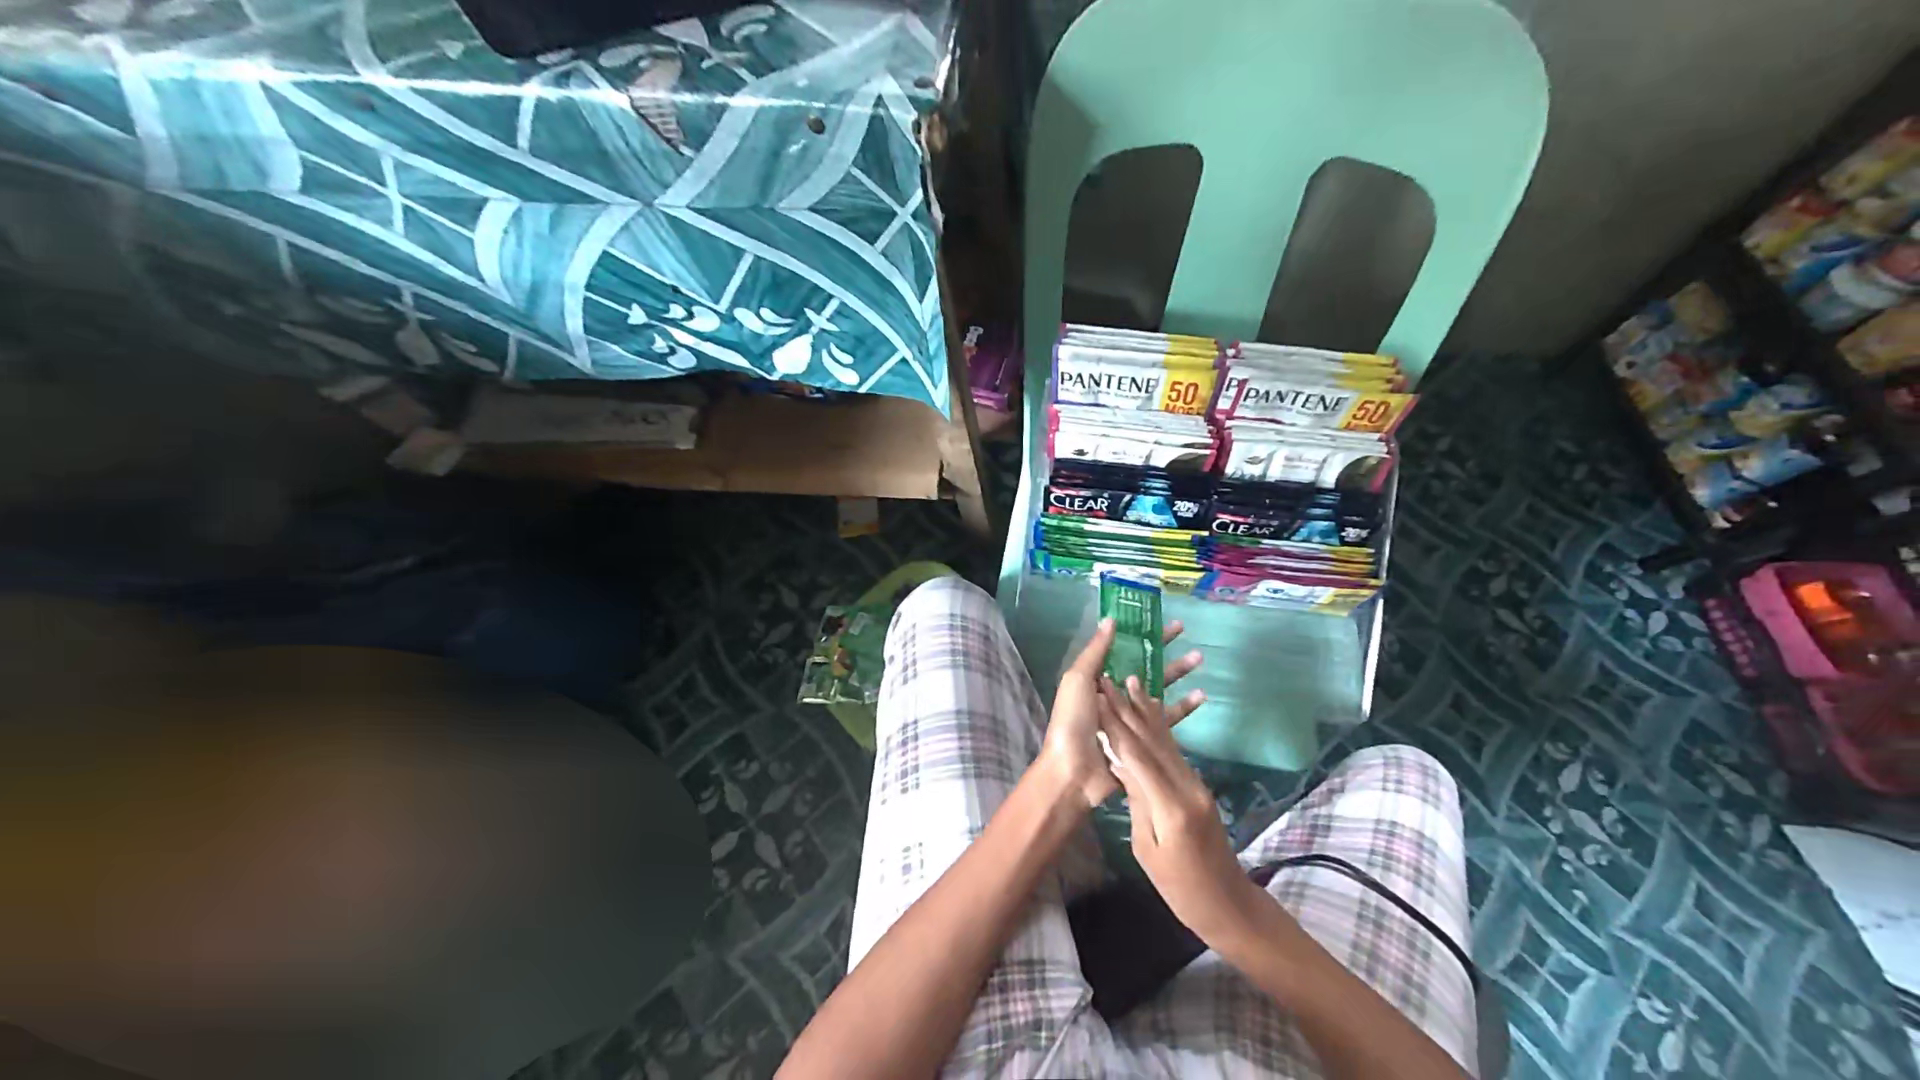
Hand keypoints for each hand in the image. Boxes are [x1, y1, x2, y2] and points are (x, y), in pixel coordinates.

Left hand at [1040, 619, 1203, 808]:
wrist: (1075, 771)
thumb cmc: (1073, 721)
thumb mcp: (1078, 680)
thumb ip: (1096, 651)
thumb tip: (1112, 620)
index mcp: (1096, 679)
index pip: (1123, 651)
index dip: (1142, 636)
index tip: (1161, 622)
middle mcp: (1114, 694)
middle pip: (1144, 667)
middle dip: (1165, 651)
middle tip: (1188, 635)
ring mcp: (1130, 716)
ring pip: (1160, 689)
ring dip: (1179, 674)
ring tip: (1201, 659)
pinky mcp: (1144, 738)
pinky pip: (1167, 719)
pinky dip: (1184, 707)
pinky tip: (1202, 696)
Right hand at [1095, 675, 1272, 945]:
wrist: (1227, 903)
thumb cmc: (1179, 888)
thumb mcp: (1146, 848)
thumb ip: (1136, 801)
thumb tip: (1121, 765)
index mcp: (1170, 806)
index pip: (1137, 755)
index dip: (1116, 725)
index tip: (1099, 698)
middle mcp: (1187, 787)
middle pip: (1152, 741)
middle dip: (1128, 709)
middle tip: (1111, 681)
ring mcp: (1196, 785)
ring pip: (1166, 741)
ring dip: (1145, 712)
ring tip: (1133, 683)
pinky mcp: (1199, 787)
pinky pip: (1174, 753)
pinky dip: (1159, 730)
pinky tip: (1151, 714)